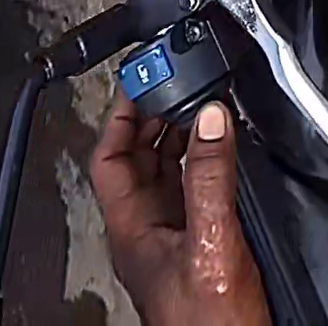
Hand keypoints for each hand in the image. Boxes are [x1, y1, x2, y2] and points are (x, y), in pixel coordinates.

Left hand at [90, 98, 268, 325]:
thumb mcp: (210, 246)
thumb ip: (209, 179)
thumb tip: (211, 117)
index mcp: (134, 228)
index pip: (109, 159)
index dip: (120, 118)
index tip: (140, 83)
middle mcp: (149, 226)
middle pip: (137, 156)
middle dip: (153, 115)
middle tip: (174, 81)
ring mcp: (173, 232)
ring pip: (164, 166)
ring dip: (178, 131)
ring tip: (197, 100)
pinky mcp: (199, 237)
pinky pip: (190, 180)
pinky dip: (200, 153)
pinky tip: (218, 141)